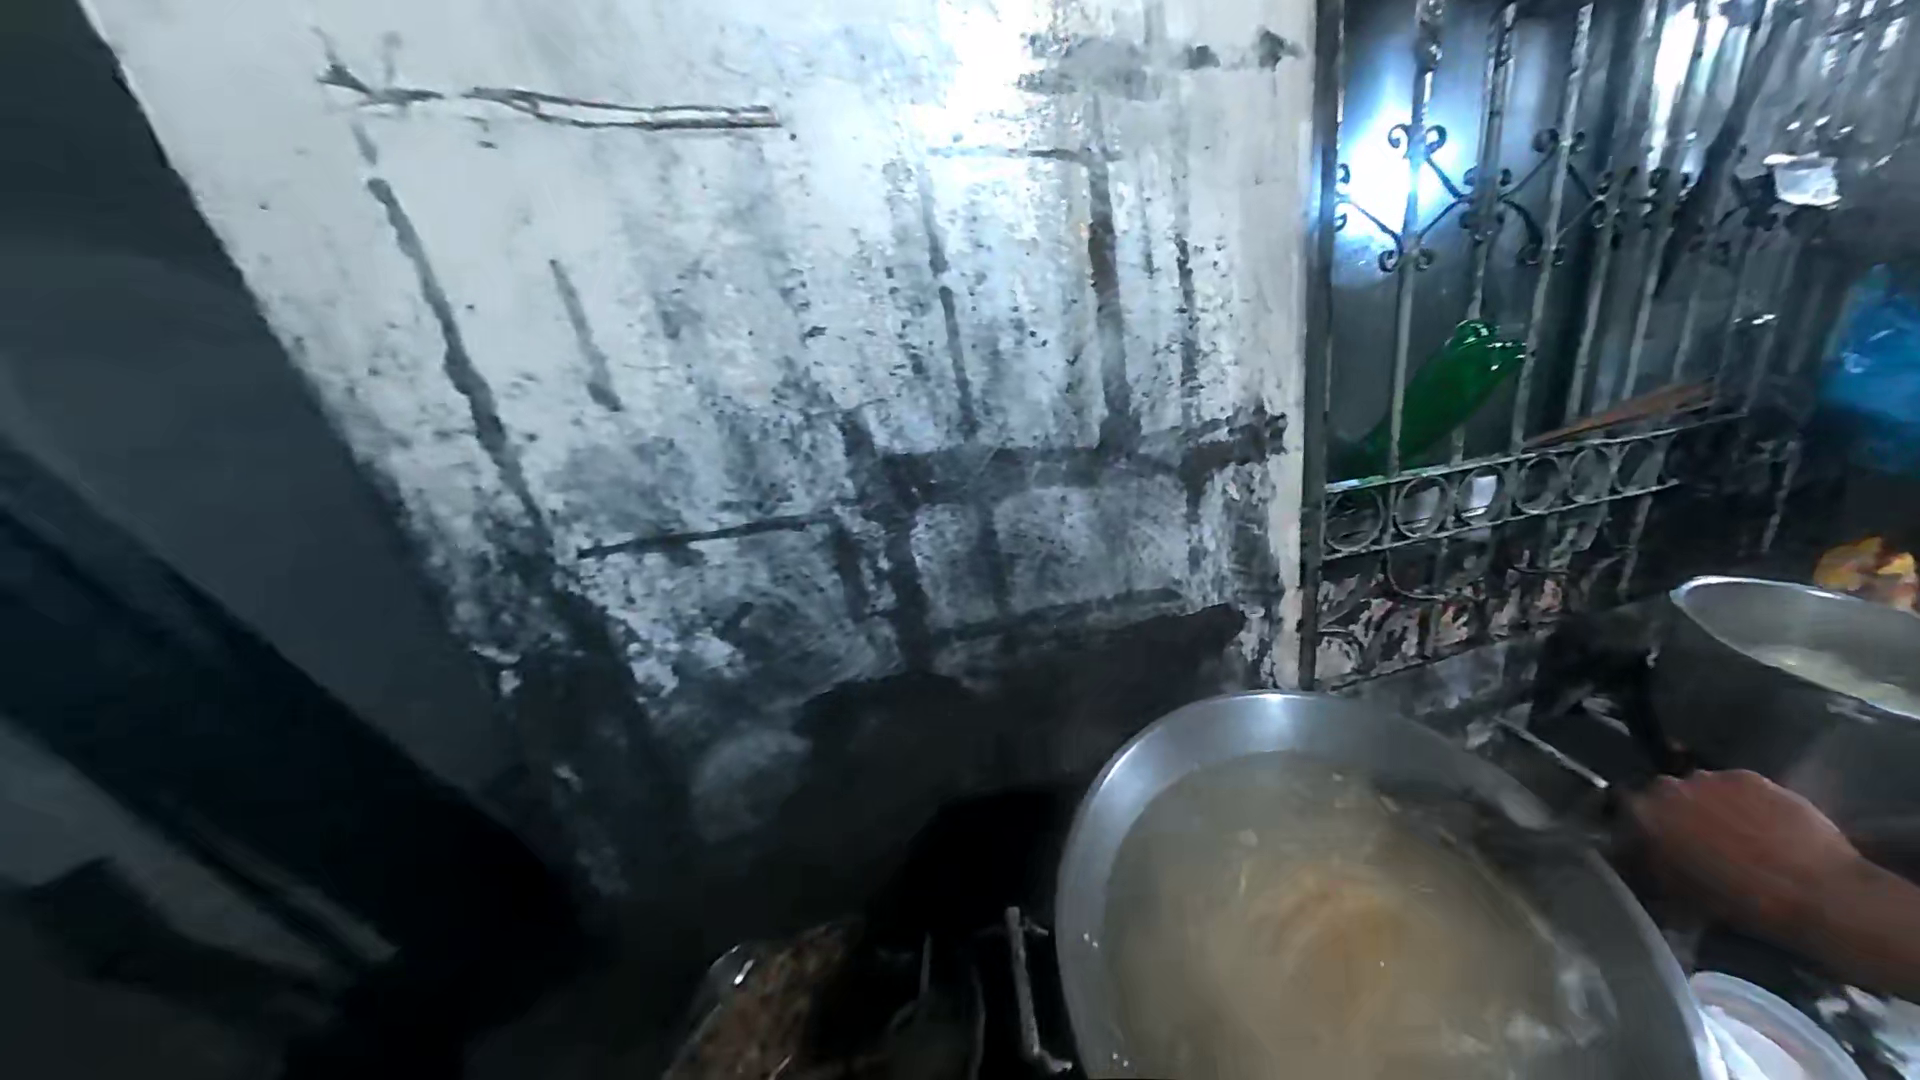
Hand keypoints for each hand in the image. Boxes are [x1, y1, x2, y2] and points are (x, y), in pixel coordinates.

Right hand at [1628, 770, 1862, 935]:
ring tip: (1739, 831)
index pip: (1620, 808)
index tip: (1650, 840)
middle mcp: (1663, 786)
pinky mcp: (1752, 778)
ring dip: (1709, 803)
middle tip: (1698, 838)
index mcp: (1639, 812)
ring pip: (1700, 787)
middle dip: (1675, 810)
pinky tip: (1767, 825)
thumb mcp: (1675, 893)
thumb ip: (1644, 867)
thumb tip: (1628, 860)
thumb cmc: (1741, 901)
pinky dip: (1746, 801)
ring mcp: (1709, 778)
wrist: (1824, 897)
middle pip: (1660, 793)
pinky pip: (1738, 786)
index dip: (1636, 824)